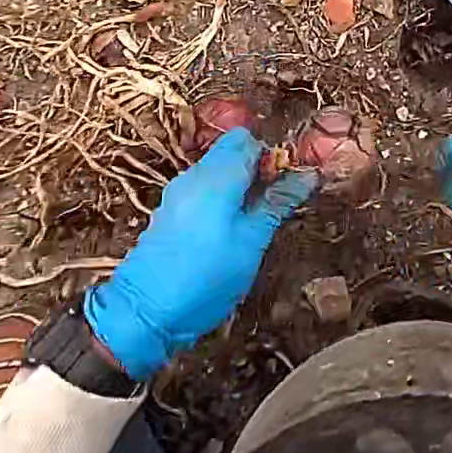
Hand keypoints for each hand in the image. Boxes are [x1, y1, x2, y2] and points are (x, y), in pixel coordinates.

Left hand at [86, 128, 317, 379]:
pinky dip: (222, 196)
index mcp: (216, 176)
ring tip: (254, 221)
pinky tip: (229, 229)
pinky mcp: (171, 209)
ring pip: (218, 168)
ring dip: (241, 184)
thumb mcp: (251, 243)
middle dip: (257, 169)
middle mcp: (194, 174)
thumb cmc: (206, 277)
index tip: (284, 187)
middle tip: (272, 204)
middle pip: (231, 150)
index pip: (248, 140)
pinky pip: (204, 186)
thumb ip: (277, 203)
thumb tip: (308, 174)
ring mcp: (179, 191)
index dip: (271, 157)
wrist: (143, 312)